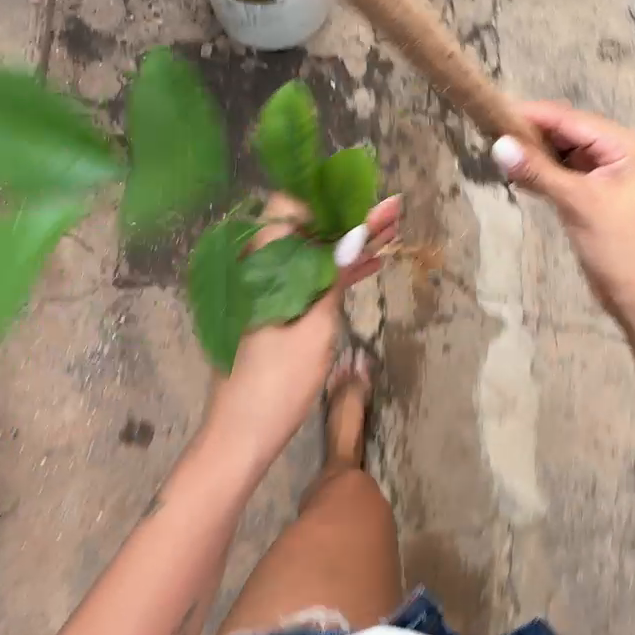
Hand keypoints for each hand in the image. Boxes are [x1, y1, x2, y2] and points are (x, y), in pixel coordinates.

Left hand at [210, 194, 401, 459]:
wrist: (242, 435)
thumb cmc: (277, 382)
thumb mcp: (315, 327)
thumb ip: (335, 274)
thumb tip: (359, 230)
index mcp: (258, 265)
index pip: (287, 207)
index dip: (325, 200)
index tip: (361, 198)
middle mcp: (256, 270)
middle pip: (304, 230)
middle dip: (347, 220)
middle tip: (392, 212)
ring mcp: (263, 292)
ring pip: (308, 255)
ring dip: (346, 245)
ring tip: (392, 233)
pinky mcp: (271, 312)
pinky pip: (305, 279)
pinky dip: (333, 272)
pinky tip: (369, 266)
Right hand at [492, 102, 634, 321]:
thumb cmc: (619, 246)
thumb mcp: (578, 204)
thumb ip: (539, 172)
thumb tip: (498, 145)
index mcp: (621, 145)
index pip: (568, 120)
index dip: (532, 115)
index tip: (492, 112)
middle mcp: (612, 152)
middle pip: (563, 132)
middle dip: (529, 134)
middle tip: (488, 134)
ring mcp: (599, 174)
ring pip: (558, 153)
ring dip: (531, 154)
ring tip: (495, 153)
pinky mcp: (587, 195)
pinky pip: (557, 174)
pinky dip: (537, 174)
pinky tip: (514, 177)